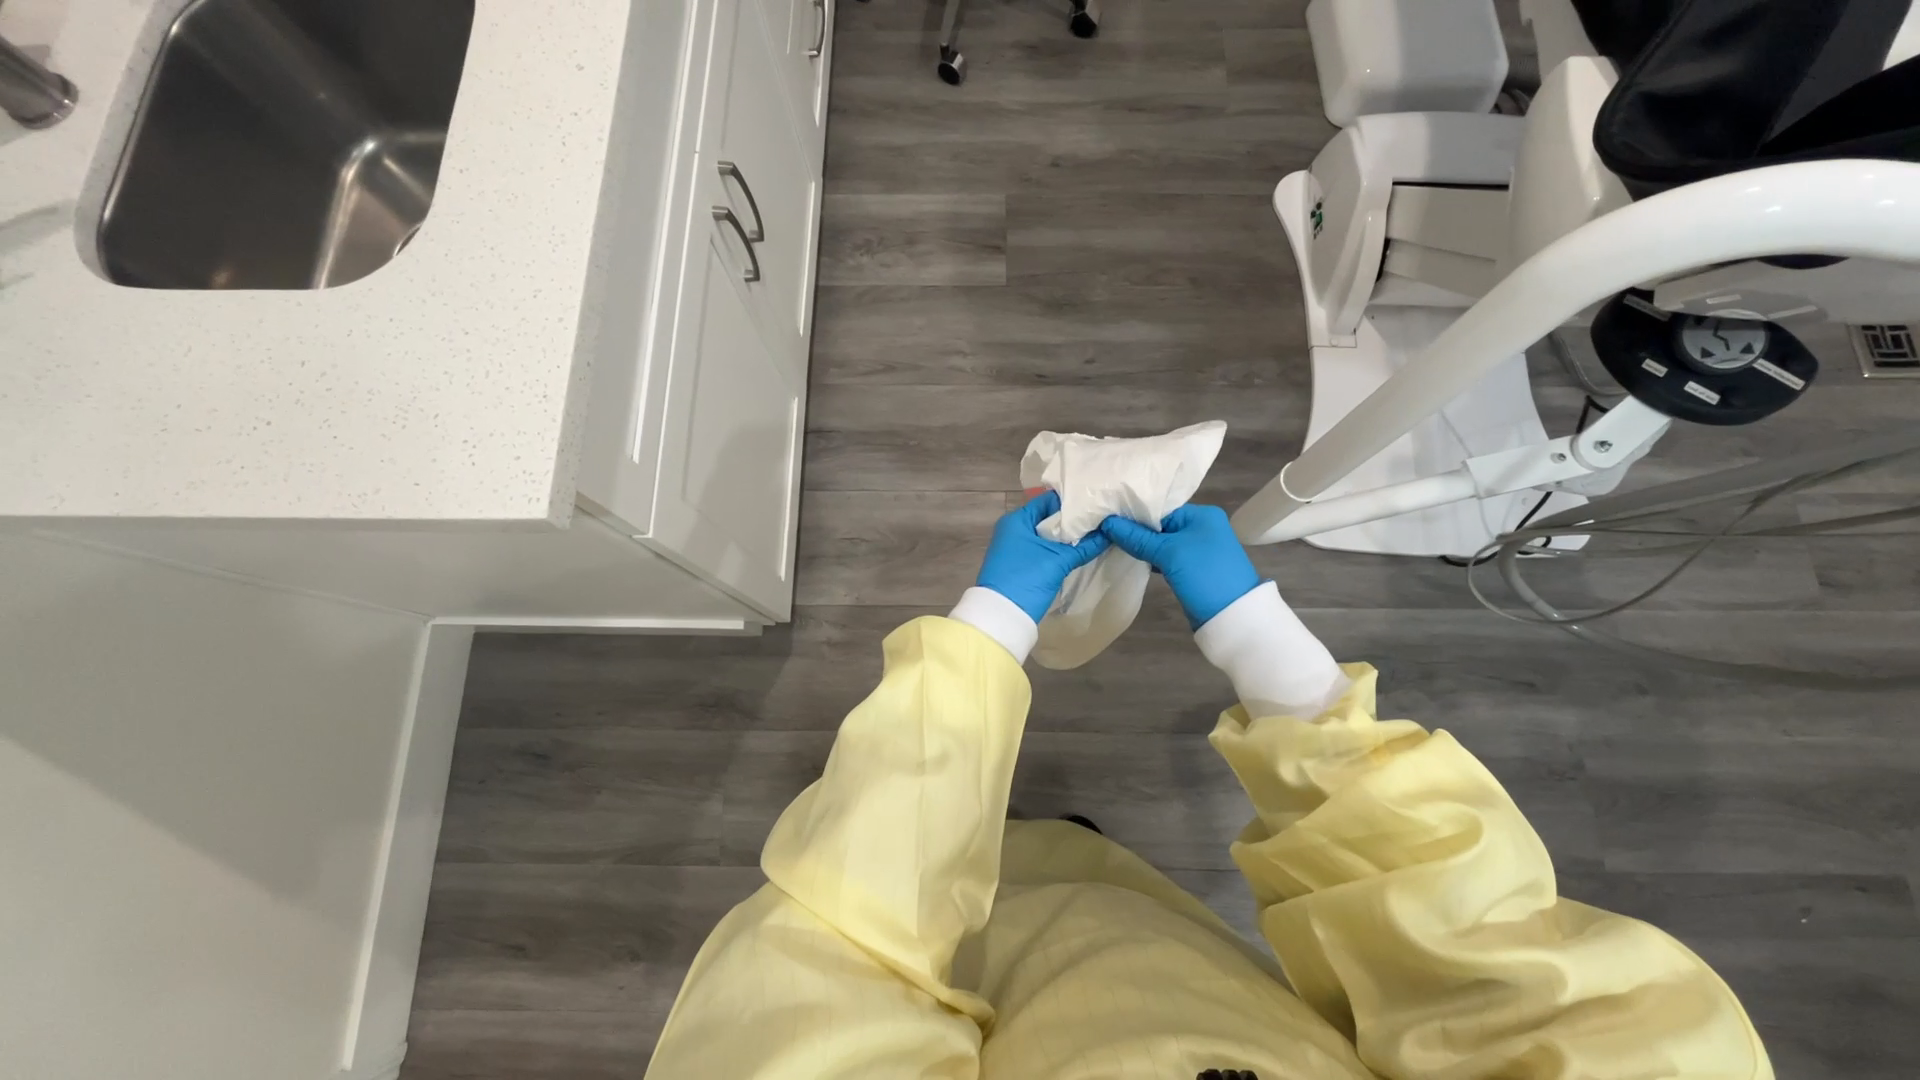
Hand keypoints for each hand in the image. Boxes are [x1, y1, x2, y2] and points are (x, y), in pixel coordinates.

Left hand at [976, 491, 1111, 622]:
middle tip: (1100, 517)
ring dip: (1066, 535)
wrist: (1003, 614)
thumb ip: (1085, 546)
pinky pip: (1043, 548)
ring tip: (1096, 531)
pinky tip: (1079, 548)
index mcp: (1017, 519)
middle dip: (1072, 519)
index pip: (1048, 500)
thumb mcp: (1058, 561)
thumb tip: (1110, 533)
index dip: (1071, 500)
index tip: (1095, 501)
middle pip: (1048, 517)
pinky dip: (1058, 547)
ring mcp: (1016, 546)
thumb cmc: (1027, 579)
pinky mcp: (1021, 562)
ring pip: (1046, 534)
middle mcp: (1014, 528)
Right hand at [1099, 504, 1260, 628]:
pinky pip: (1166, 557)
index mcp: (1201, 515)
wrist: (1231, 616)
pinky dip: (1151, 558)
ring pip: (1161, 542)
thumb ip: (1137, 538)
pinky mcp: (1192, 567)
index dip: (1135, 513)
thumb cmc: (1204, 575)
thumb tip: (1107, 522)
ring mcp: (1198, 548)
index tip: (1108, 517)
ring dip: (1141, 545)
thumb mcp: (1169, 553)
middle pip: (1160, 524)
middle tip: (1105, 531)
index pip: (1161, 508)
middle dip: (1136, 530)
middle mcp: (1201, 526)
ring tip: (1112, 543)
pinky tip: (1131, 559)